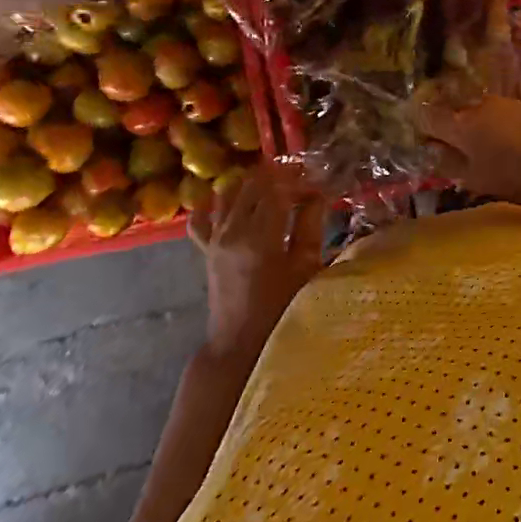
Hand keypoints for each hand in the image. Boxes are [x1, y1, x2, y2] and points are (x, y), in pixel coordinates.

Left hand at [189, 160, 326, 356]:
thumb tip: (317, 196)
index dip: (298, 181)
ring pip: (228, 194)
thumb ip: (310, 227)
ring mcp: (215, 238)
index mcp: (260, 236)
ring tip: (275, 188)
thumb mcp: (305, 267)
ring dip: (252, 184)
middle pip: (252, 186)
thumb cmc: (282, 309)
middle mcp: (232, 231)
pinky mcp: (206, 248)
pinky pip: (203, 216)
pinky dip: (216, 203)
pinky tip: (233, 202)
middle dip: (278, 177)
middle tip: (302, 181)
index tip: (317, 183)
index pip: (278, 191)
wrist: (241, 344)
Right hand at [416, 95, 520, 203]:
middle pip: (451, 109)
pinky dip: (488, 122)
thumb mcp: (471, 177)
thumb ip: (446, 161)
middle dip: (445, 122)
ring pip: (473, 108)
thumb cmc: (509, 177)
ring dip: (469, 121)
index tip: (420, 137)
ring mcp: (500, 102)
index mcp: (460, 124)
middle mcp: (477, 105)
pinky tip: (496, 139)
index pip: (427, 116)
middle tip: (444, 143)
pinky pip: (493, 111)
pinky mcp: (518, 106)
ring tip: (473, 143)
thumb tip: (430, 149)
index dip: (419, 125)